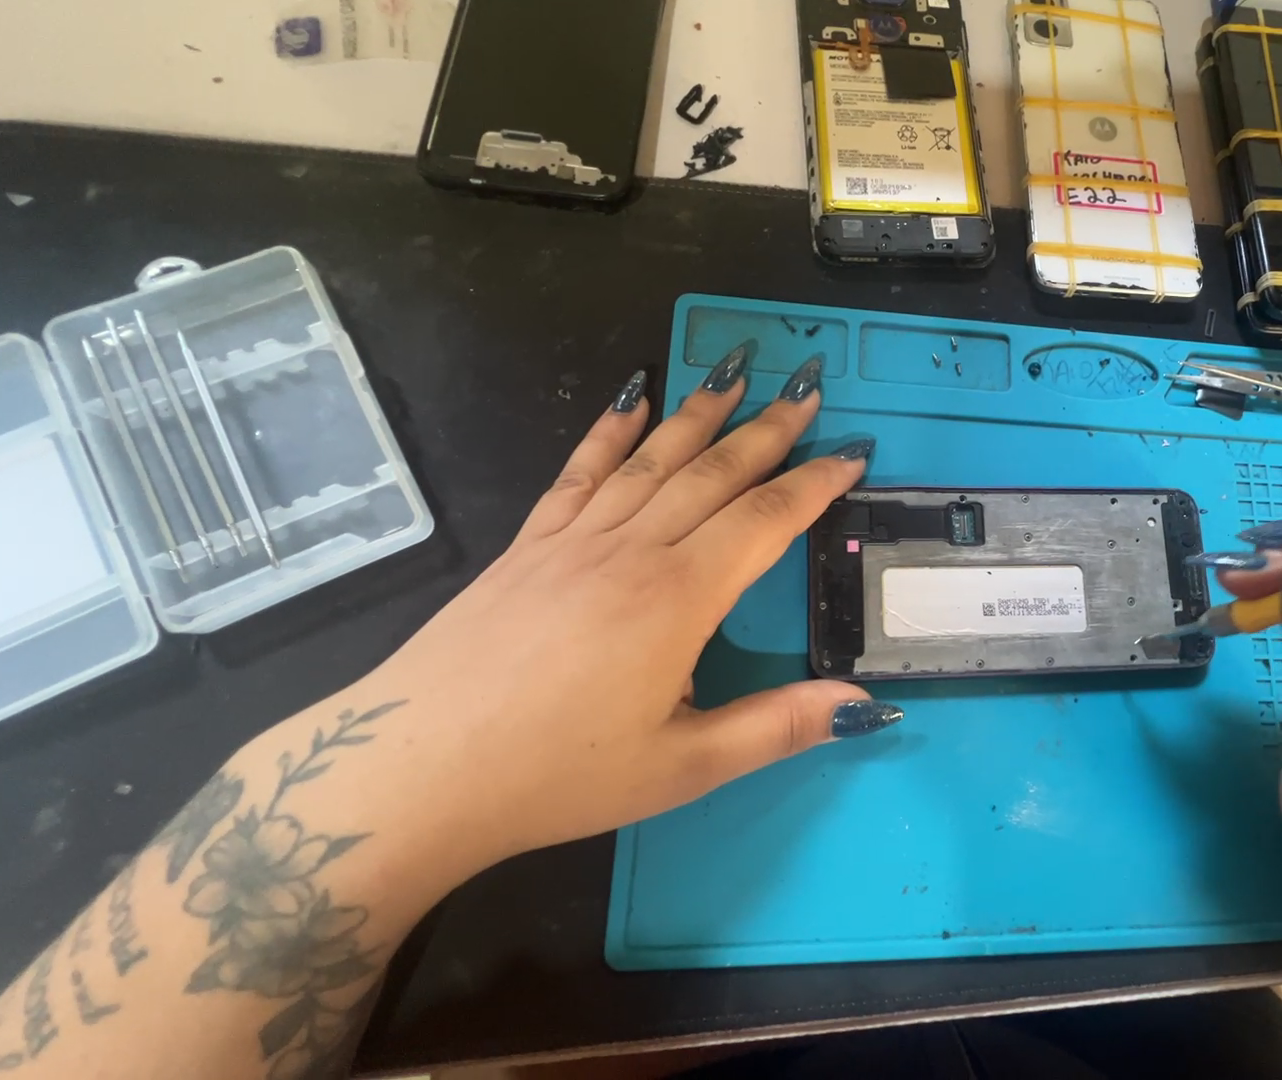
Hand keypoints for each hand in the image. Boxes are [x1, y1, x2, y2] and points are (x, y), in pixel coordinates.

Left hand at [345, 355, 895, 873]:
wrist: (415, 772)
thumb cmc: (559, 775)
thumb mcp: (685, 767)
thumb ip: (778, 727)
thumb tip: (865, 708)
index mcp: (680, 597)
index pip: (765, 520)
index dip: (815, 483)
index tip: (851, 453)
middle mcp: (632, 550)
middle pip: (716, 472)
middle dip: (769, 429)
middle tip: (807, 389)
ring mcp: (575, 539)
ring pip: (653, 459)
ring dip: (700, 413)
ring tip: (736, 373)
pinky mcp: (530, 545)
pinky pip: (579, 471)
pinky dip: (610, 431)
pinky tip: (631, 399)